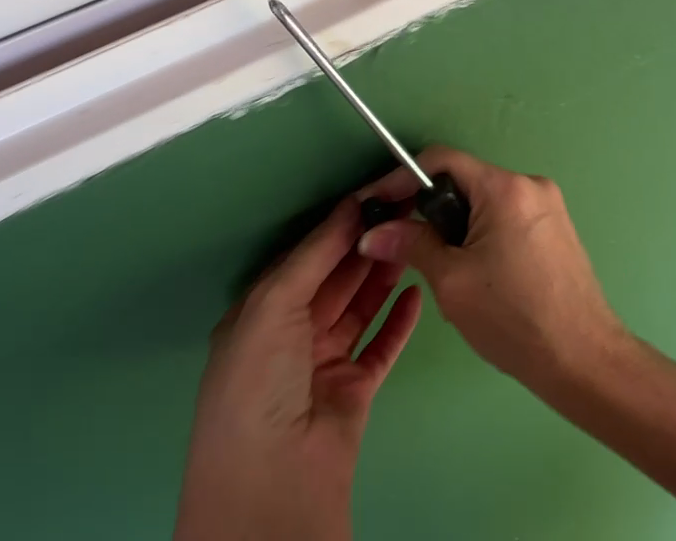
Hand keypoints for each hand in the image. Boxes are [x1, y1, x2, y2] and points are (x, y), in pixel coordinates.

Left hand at [174, 197, 421, 540]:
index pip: (303, 259)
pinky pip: (381, 345)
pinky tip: (416, 294)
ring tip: (412, 242)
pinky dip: (398, 320)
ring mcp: (323, 363)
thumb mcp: (272, 306)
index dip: (336, 229)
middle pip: (333, 280)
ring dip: (382, 276)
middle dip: (364, 247)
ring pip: (358, 308)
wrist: (275, 477)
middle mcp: (289, 335)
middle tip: (403, 213)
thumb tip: (348, 209)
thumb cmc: (259, 381)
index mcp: (259, 314)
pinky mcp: (355, 389)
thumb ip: (314, 255)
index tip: (374, 198)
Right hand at [355, 146, 626, 393]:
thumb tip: (372, 233)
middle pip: (464, 183)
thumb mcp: (452, 281)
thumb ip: (411, 245)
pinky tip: (479, 281)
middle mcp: (531, 185)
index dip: (401, 178)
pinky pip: (506, 221)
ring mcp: (549, 207)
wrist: (582, 357)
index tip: (376, 205)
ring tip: (448, 278)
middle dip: (431, 214)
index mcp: (506, 188)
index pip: (442, 160)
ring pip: (484, 206)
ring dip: (457, 232)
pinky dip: (482, 240)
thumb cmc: (514, 317)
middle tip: (407, 251)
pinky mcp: (556, 230)